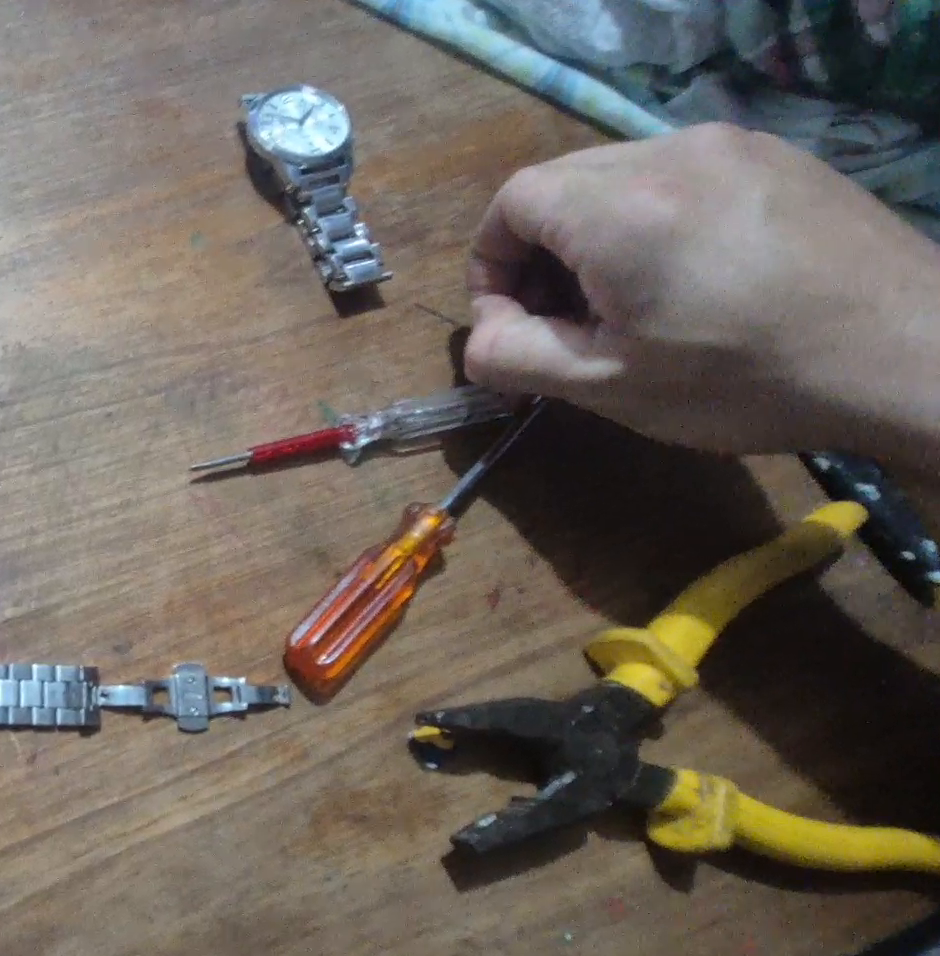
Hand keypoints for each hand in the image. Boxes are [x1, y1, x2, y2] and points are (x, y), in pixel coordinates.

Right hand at [463, 123, 939, 466]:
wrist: (918, 358)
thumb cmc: (741, 379)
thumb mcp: (601, 383)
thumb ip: (509, 355)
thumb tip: (481, 334)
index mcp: (621, 209)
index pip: (512, 202)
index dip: (488, 263)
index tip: (510, 322)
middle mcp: (673, 155)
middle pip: (556, 186)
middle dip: (532, 255)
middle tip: (555, 321)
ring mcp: (734, 149)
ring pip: (611, 180)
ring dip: (584, 241)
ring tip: (614, 305)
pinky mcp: (777, 159)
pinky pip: (671, 179)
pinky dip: (641, 224)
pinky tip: (674, 280)